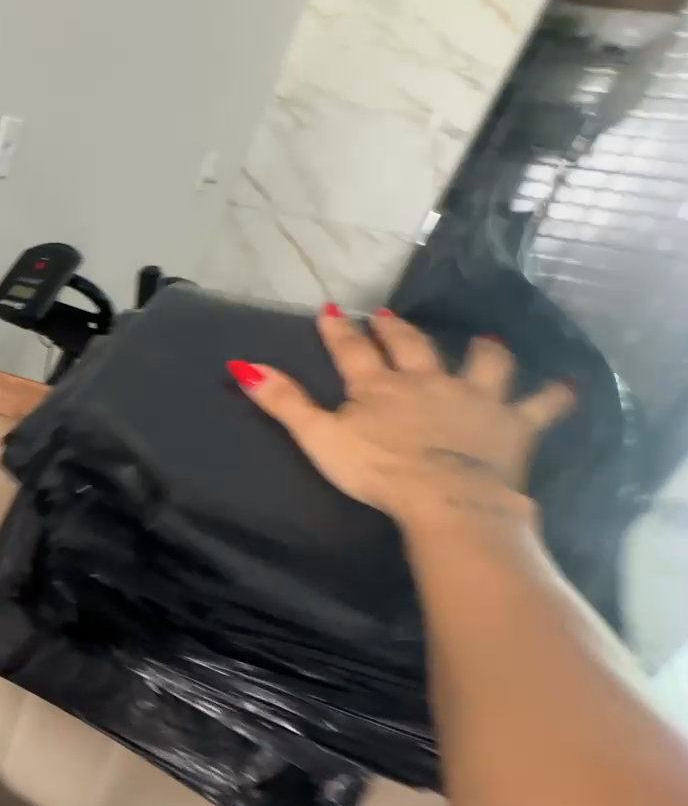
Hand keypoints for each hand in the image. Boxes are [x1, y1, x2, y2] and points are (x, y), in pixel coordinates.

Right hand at [230, 306, 573, 530]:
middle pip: (411, 347)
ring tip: (483, 342)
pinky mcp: (513, 423)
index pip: (351, 350)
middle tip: (387, 317)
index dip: (337, 330)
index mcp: (377, 386)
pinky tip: (561, 387)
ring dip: (482, 351)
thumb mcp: (316, 435)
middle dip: (395, 330)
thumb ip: (283, 401)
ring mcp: (475, 398)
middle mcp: (427, 381)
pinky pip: (539, 406)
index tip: (330, 310)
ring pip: (483, 365)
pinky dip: (552, 396)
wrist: (445, 496)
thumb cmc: (374, 468)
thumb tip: (244, 365)